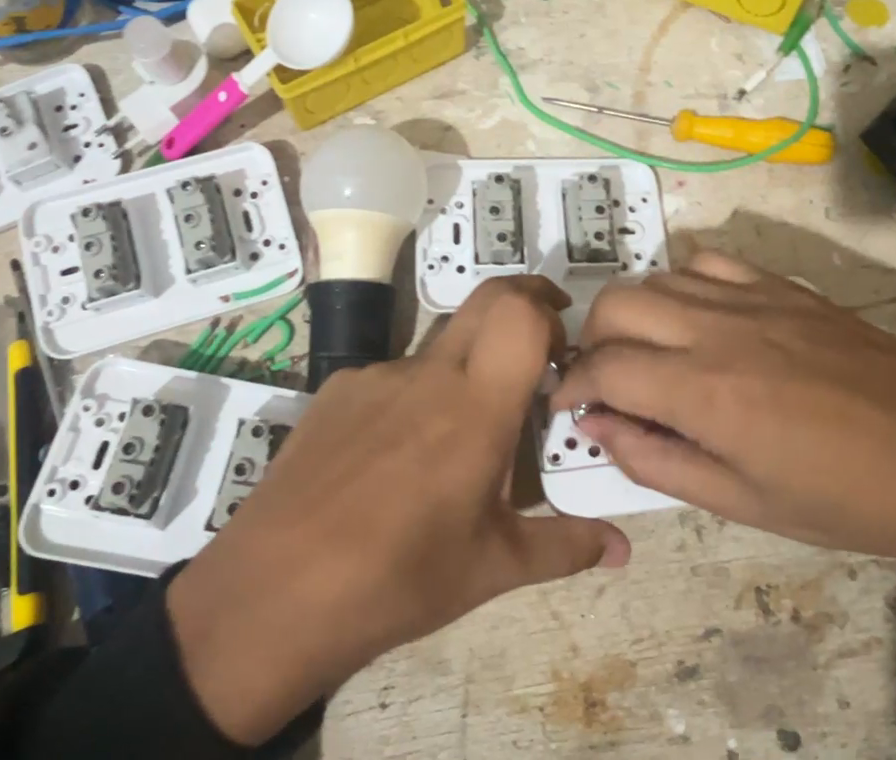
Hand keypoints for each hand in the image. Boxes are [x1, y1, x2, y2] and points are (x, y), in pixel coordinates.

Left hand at [169, 277, 629, 744]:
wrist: (274, 593)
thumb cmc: (398, 580)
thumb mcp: (492, 568)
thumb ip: (565, 546)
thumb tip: (622, 549)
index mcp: (475, 407)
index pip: (520, 312)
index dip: (549, 310)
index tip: (563, 347)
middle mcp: (425, 374)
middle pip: (483, 301)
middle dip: (521, 307)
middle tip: (538, 355)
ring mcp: (372, 378)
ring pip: (436, 350)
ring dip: (463, 374)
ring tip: (455, 450)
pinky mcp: (333, 394)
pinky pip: (389, 379)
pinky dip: (412, 401)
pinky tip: (394, 465)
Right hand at [553, 252, 895, 665]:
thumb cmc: (849, 501)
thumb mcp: (744, 503)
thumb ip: (657, 461)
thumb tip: (599, 427)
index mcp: (703, 393)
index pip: (603, 368)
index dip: (571, 387)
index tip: (566, 407)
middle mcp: (717, 331)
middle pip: (615, 303)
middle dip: (591, 341)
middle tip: (603, 380)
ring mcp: (754, 299)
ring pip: (656, 275)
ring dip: (632, 310)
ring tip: (644, 351)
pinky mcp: (787, 287)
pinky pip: (711, 262)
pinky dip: (682, 283)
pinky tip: (695, 317)